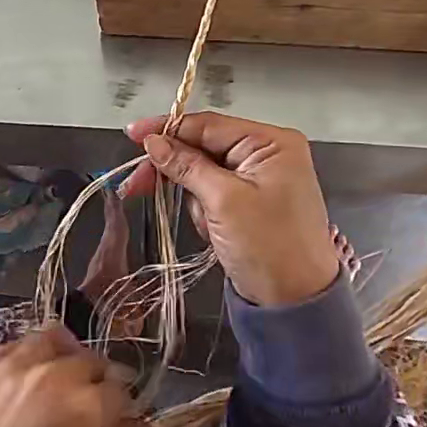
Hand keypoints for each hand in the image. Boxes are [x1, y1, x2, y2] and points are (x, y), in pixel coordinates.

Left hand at [0, 325, 141, 426]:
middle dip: (96, 382)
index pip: (122, 391)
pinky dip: (22, 361)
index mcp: (90, 407)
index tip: (117, 421)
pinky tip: (19, 384)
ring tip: (58, 379)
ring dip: (63, 356)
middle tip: (87, 406)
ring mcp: (14, 367)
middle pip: (91, 361)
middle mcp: (56, 375)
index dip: (122, 409)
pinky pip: (10, 350)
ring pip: (52, 339)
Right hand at [118, 112, 341, 306]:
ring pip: (204, 175)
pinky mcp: (250, 204)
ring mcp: (259, 180)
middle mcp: (267, 154)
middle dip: (175, 171)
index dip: (168, 128)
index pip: (209, 125)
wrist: (295, 301)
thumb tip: (153, 142)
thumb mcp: (223, 201)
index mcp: (271, 143)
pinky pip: (214, 196)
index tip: (132, 133)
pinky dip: (205, 213)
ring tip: (208, 227)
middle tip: (136, 185)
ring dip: (194, 200)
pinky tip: (213, 233)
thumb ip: (186, 166)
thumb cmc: (269, 246)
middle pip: (204, 148)